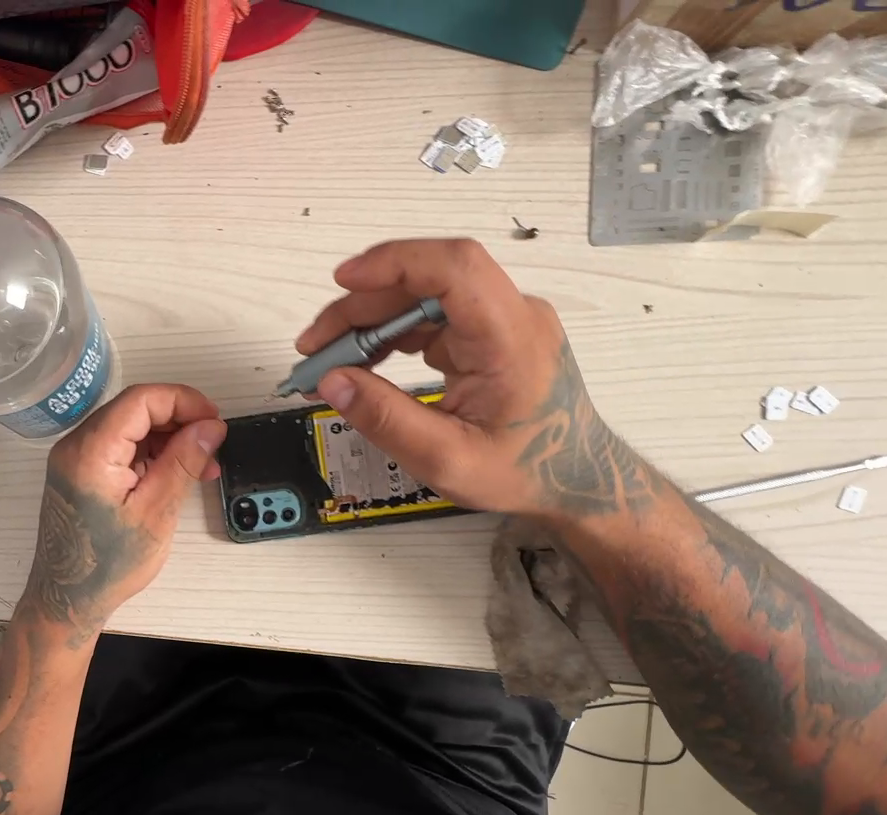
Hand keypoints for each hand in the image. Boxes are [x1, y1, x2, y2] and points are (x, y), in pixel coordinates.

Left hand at [20, 384, 227, 639]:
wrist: (67, 600)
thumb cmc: (107, 566)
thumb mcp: (156, 513)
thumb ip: (183, 462)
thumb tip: (210, 426)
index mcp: (89, 452)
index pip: (140, 400)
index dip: (183, 401)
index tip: (214, 420)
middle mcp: (75, 447)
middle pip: (134, 410)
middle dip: (179, 420)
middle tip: (212, 444)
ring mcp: (75, 460)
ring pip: (129, 428)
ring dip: (167, 438)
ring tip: (202, 466)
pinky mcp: (80, 474)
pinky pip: (119, 448)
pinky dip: (150, 454)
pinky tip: (176, 473)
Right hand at [294, 239, 646, 519]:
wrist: (574, 478)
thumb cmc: (522, 472)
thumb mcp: (445, 459)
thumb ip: (386, 419)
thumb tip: (331, 382)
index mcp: (509, 338)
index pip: (455, 269)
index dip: (395, 264)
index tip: (342, 282)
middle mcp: (508, 315)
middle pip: (424, 283)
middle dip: (359, 308)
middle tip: (312, 349)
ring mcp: (496, 322)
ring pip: (418, 300)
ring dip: (366, 323)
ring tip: (325, 361)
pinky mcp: (483, 336)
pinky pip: (426, 321)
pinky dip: (385, 338)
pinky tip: (358, 364)